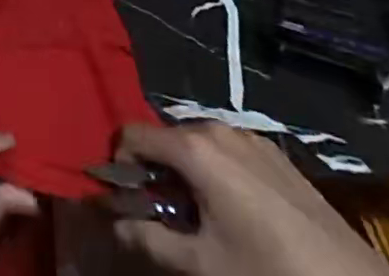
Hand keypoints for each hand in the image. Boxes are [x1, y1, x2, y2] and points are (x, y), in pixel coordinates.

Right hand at [110, 123, 388, 275]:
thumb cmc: (267, 271)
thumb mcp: (201, 264)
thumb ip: (150, 239)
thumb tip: (115, 223)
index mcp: (195, 147)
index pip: (133, 134)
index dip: (119, 165)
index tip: (123, 201)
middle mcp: (218, 128)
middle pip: (165, 138)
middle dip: (152, 173)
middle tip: (157, 217)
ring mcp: (249, 136)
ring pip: (195, 144)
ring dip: (182, 174)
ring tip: (195, 220)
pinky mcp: (273, 152)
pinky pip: (225, 151)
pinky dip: (212, 172)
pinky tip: (230, 213)